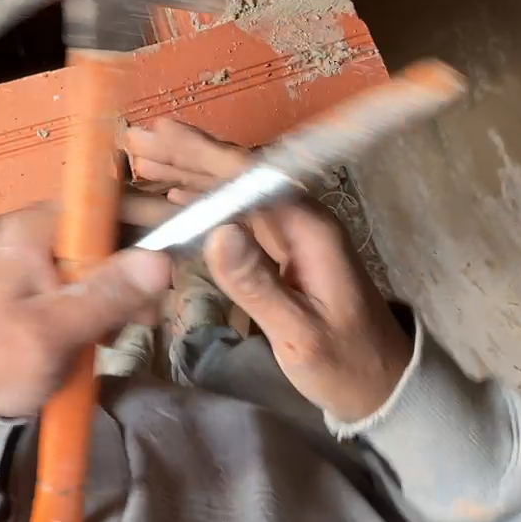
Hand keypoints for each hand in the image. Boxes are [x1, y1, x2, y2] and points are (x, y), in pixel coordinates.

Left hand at [0, 207, 171, 417]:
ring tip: (126, 329)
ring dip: (124, 293)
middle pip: (107, 230)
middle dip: (135, 267)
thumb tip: (161, 260)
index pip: (99, 201)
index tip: (179, 239)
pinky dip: (109, 305)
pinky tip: (110, 333)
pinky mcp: (50, 285)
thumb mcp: (53, 332)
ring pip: (106, 259)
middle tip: (150, 308)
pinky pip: (94, 282)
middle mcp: (39, 232)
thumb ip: (106, 295)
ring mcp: (44, 258)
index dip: (142, 215)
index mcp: (33, 228)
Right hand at [127, 118, 410, 422]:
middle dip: (185, 154)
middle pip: (235, 174)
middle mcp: (297, 217)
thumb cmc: (346, 364)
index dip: (204, 153)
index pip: (249, 176)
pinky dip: (199, 200)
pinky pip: (232, 212)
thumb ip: (257, 283)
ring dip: (186, 172)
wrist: (382, 388)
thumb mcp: (300, 333)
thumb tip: (217, 231)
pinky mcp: (278, 246)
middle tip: (138, 139)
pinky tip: (171, 194)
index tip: (165, 132)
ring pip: (230, 189)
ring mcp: (287, 230)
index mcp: (308, 227)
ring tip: (143, 159)